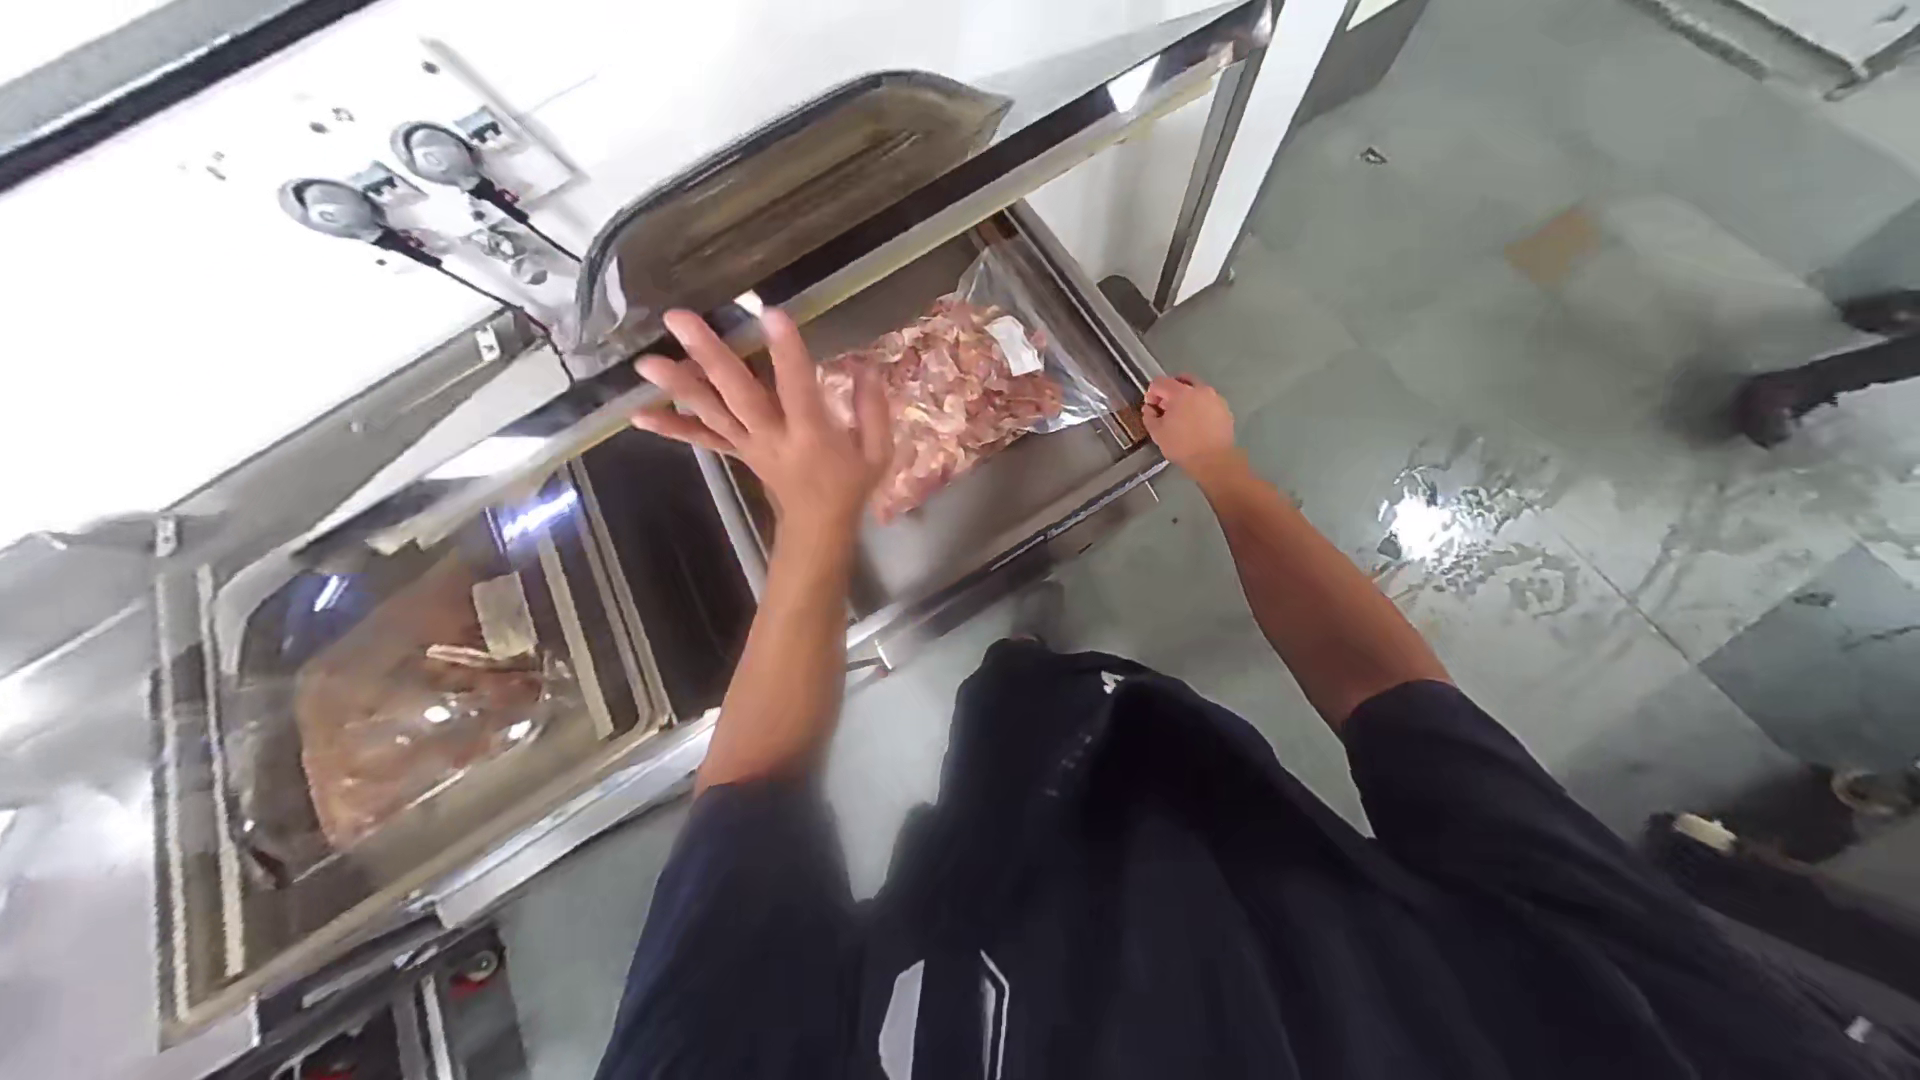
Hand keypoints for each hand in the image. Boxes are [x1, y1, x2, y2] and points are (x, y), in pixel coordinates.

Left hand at [631, 308, 892, 538]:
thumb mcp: (877, 452)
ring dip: (679, 387)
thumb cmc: (849, 484)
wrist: (818, 525)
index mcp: (811, 435)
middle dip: (710, 358)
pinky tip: (637, 415)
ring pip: (713, 414)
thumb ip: (872, 409)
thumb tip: (866, 365)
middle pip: (740, 396)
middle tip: (680, 321)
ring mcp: (749, 445)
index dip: (787, 353)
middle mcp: (773, 438)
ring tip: (646, 362)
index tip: (772, 313)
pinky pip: (702, 439)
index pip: (798, 389)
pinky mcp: (736, 452)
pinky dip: (671, 428)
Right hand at [1143, 374, 1239, 476]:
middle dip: (1170, 391)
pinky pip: (1207, 401)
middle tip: (1166, 408)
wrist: (1214, 460)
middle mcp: (1199, 389)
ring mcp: (1214, 397)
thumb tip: (1149, 408)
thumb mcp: (1157, 433)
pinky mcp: (1224, 408)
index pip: (1160, 382)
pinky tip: (1196, 423)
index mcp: (1180, 392)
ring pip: (1196, 390)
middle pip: (1181, 379)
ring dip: (1186, 398)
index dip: (1151, 393)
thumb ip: (1149, 416)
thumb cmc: (1182, 446)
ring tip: (1183, 417)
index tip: (1151, 407)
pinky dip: (1199, 406)